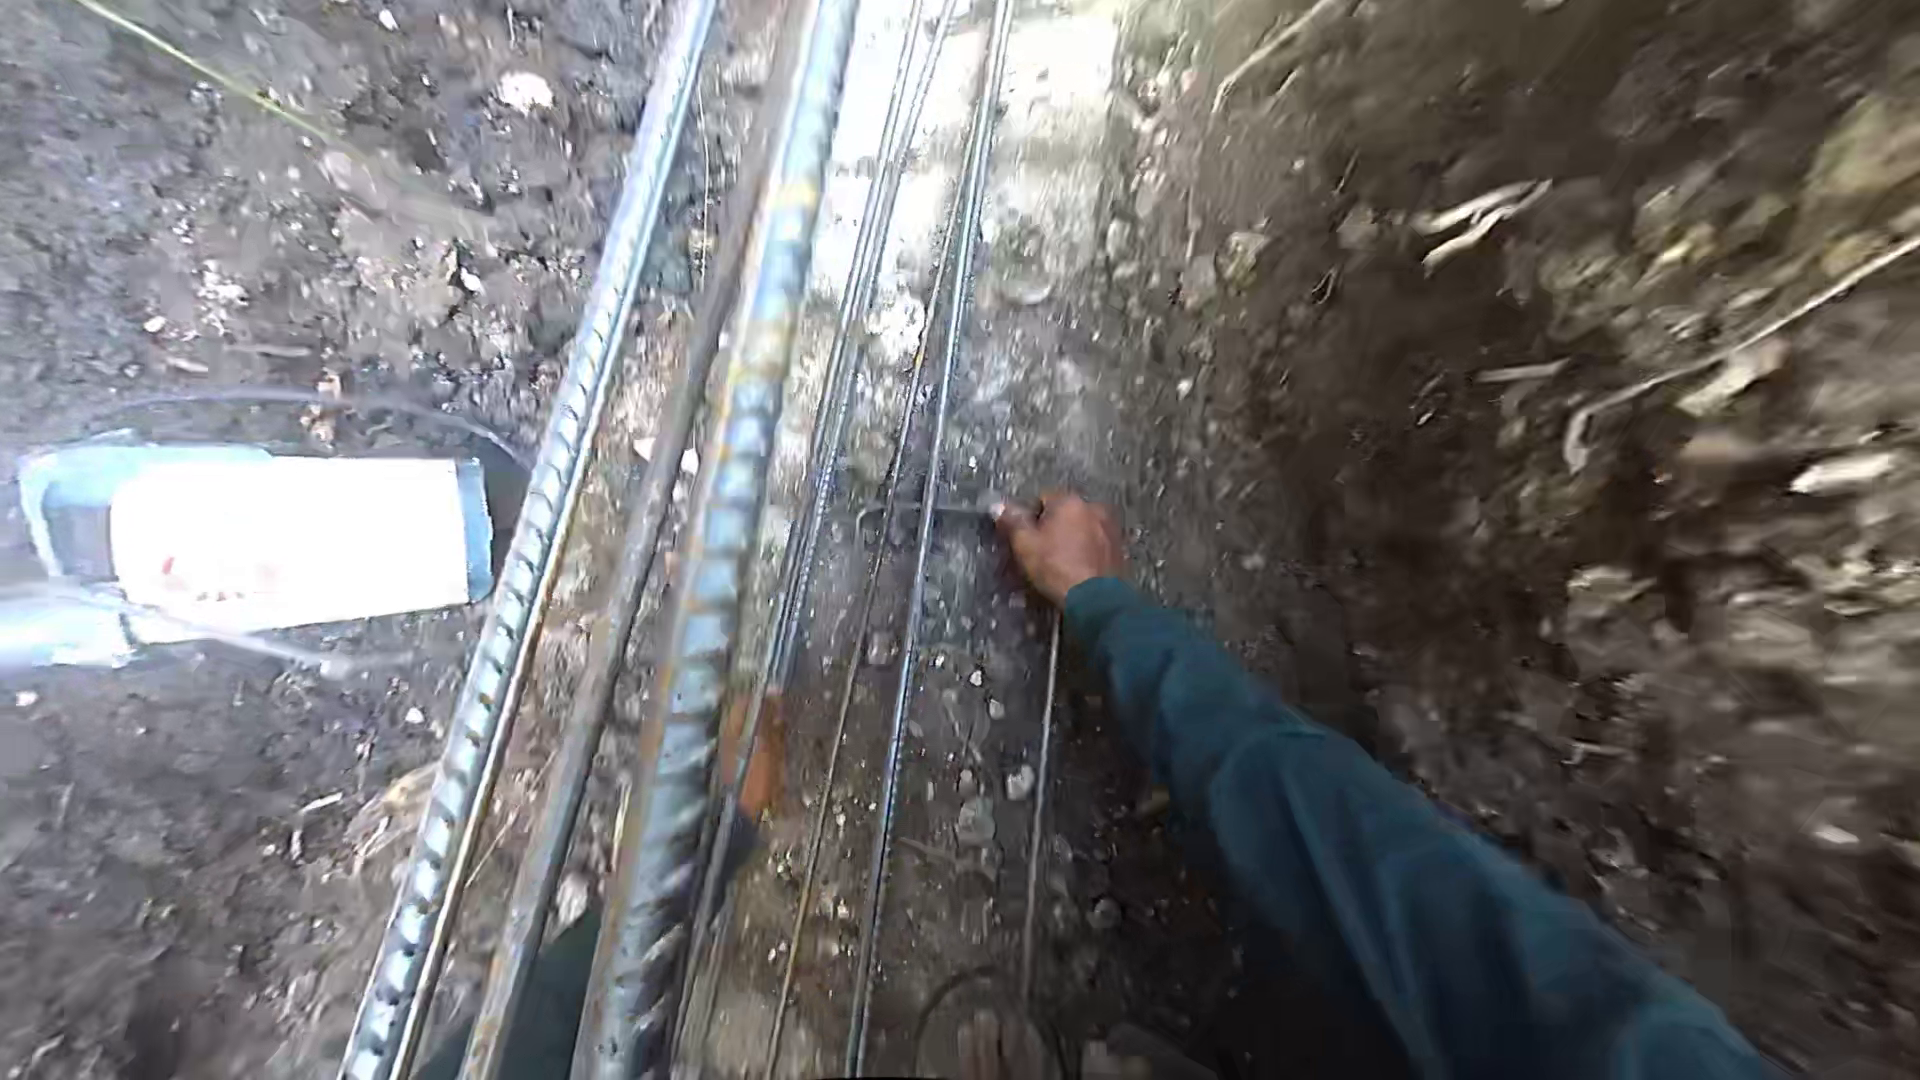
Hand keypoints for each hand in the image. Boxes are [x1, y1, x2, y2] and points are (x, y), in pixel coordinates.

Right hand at [992, 491, 1122, 605]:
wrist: (1096, 600)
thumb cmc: (1056, 568)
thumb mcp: (1025, 544)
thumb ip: (1012, 521)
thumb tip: (998, 505)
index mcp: (1069, 500)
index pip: (1042, 498)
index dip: (1030, 518)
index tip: (1025, 539)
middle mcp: (1094, 507)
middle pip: (1064, 513)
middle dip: (1052, 528)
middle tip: (1042, 553)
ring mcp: (1110, 527)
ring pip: (1081, 528)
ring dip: (1071, 538)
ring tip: (1061, 563)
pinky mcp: (1120, 547)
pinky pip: (1095, 543)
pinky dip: (1086, 551)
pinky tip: (1079, 569)